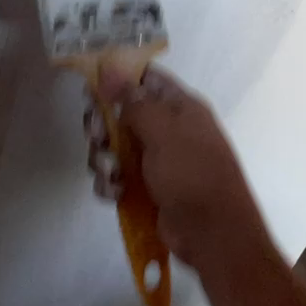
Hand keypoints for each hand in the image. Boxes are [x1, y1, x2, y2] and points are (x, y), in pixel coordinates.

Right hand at [88, 67, 269, 270]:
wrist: (214, 236)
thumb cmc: (192, 175)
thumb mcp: (163, 131)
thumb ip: (133, 100)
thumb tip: (110, 69)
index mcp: (179, 107)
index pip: (144, 78)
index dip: (116, 78)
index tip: (91, 88)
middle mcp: (167, 128)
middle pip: (121, 112)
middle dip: (103, 124)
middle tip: (98, 137)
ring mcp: (156, 159)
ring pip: (113, 145)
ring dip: (104, 158)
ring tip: (112, 174)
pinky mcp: (145, 187)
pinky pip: (116, 175)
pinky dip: (111, 183)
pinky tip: (116, 193)